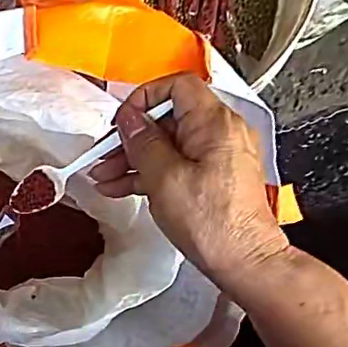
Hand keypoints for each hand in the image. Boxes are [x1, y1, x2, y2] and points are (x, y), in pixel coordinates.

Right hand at [90, 74, 288, 288]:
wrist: (243, 260)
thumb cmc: (213, 224)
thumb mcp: (164, 179)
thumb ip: (143, 143)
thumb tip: (129, 119)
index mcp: (214, 124)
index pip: (177, 86)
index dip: (143, 99)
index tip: (121, 123)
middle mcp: (221, 132)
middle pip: (168, 118)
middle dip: (131, 137)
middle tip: (104, 156)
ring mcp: (218, 155)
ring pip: (168, 144)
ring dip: (134, 159)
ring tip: (105, 178)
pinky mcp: (213, 176)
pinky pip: (176, 163)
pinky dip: (149, 173)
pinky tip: (122, 188)